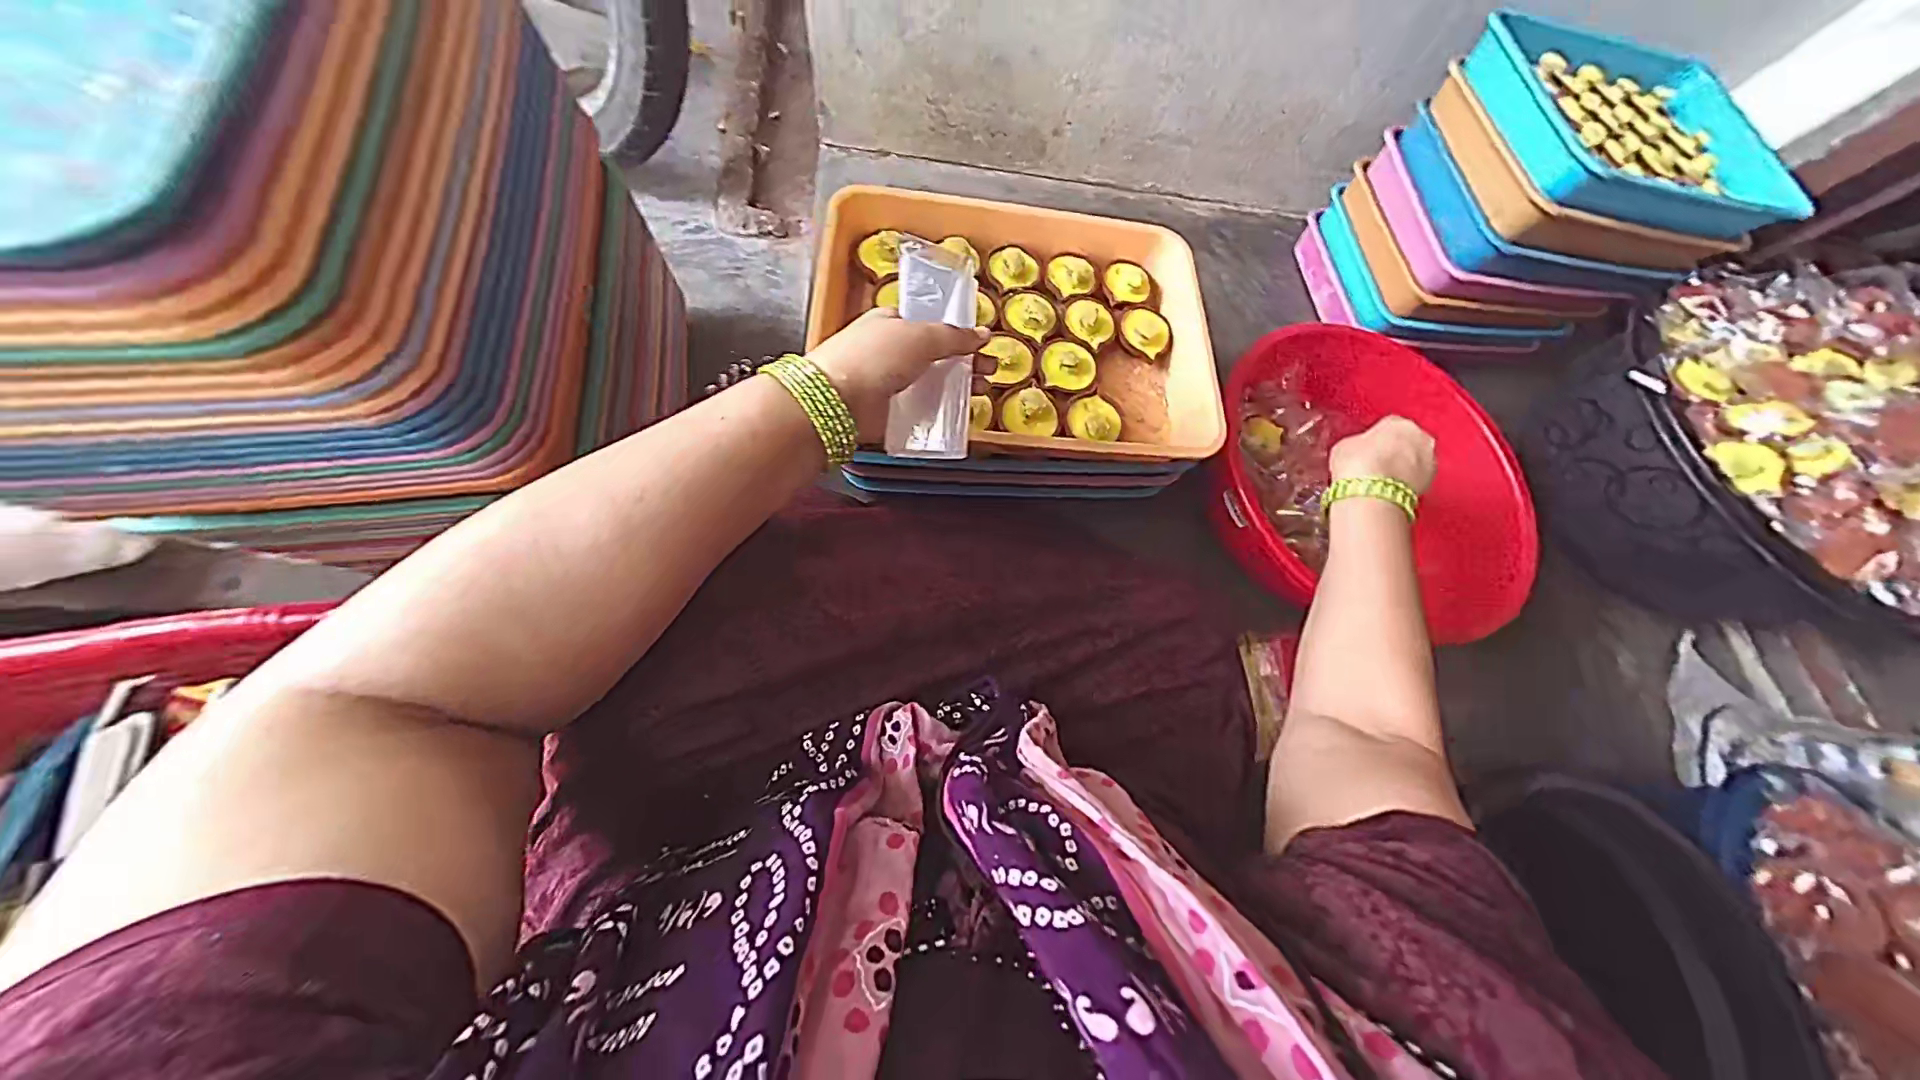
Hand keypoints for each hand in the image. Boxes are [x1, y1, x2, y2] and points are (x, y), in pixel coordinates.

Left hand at [807, 308, 989, 441]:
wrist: (838, 401)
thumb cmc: (874, 357)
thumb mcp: (921, 336)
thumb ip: (954, 336)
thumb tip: (982, 334)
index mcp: (892, 322)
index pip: (930, 323)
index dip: (956, 331)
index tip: (979, 342)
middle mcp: (890, 351)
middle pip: (936, 355)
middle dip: (965, 361)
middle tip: (989, 369)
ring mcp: (889, 383)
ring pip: (931, 383)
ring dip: (958, 387)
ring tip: (981, 391)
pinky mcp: (889, 411)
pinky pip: (921, 409)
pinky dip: (940, 411)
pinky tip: (959, 413)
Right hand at [1329, 416, 1435, 494]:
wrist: (1371, 493)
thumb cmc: (1358, 464)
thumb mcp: (1344, 446)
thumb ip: (1357, 443)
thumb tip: (1357, 450)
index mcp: (1401, 422)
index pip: (1389, 425)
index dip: (1375, 437)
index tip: (1365, 448)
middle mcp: (1421, 438)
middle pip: (1407, 441)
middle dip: (1393, 451)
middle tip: (1373, 464)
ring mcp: (1429, 462)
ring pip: (1414, 461)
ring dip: (1401, 468)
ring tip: (1378, 480)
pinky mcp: (1429, 485)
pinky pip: (1414, 480)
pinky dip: (1403, 484)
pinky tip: (1385, 490)